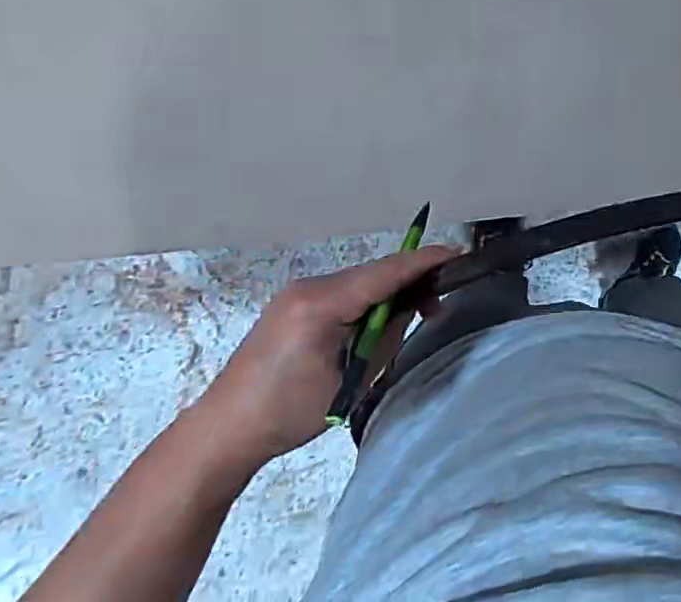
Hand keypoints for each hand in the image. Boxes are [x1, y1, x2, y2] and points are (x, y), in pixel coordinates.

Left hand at [197, 245, 459, 466]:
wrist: (226, 427)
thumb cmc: (288, 413)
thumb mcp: (349, 381)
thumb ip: (384, 338)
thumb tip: (409, 307)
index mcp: (320, 303)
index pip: (383, 273)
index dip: (421, 262)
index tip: (454, 254)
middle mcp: (309, 286)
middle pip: (372, 273)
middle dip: (408, 280)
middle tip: (438, 302)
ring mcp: (298, 292)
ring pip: (358, 281)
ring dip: (386, 292)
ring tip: (412, 314)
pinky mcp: (293, 303)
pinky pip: (342, 291)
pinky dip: (366, 299)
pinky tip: (377, 319)